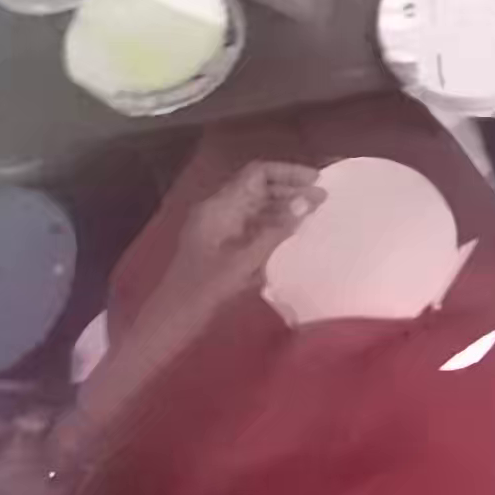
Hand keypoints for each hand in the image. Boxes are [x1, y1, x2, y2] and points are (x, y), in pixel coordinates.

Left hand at [164, 161, 325, 304]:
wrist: (171, 322)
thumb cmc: (204, 290)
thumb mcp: (244, 260)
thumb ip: (276, 230)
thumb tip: (307, 201)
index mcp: (219, 206)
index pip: (257, 174)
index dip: (288, 172)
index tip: (316, 181)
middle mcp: (219, 210)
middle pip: (258, 188)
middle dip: (290, 190)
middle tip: (323, 199)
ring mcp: (220, 229)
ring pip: (257, 208)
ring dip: (284, 208)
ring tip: (315, 215)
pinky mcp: (223, 247)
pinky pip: (252, 227)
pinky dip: (273, 226)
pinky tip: (294, 235)